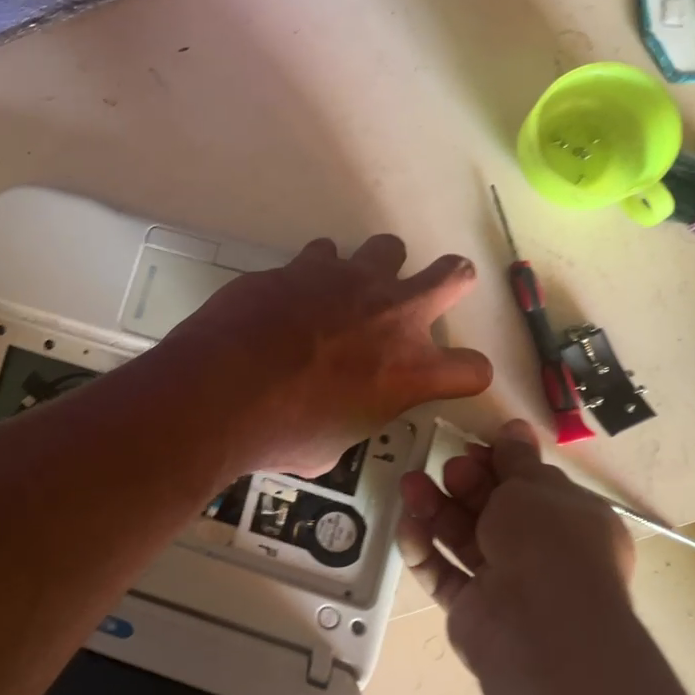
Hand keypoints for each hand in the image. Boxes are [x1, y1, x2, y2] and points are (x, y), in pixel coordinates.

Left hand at [155, 234, 491, 475]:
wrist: (221, 389)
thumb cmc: (281, 433)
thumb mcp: (331, 446)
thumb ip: (350, 418)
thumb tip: (334, 414)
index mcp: (411, 370)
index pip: (472, 368)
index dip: (465, 374)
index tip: (450, 376)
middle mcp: (392, 315)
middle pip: (453, 275)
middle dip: (452, 279)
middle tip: (437, 289)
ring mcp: (347, 280)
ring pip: (387, 248)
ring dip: (378, 266)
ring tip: (352, 287)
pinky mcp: (301, 265)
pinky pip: (323, 253)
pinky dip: (316, 271)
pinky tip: (293, 292)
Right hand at [396, 420, 634, 673]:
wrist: (540, 629)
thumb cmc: (549, 544)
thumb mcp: (535, 487)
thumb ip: (516, 458)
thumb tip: (515, 427)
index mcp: (573, 522)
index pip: (532, 485)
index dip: (499, 464)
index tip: (472, 448)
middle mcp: (543, 553)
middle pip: (492, 509)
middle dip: (464, 484)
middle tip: (448, 471)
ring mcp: (505, 583)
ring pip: (462, 538)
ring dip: (435, 510)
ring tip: (410, 487)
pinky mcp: (471, 607)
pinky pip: (442, 571)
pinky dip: (424, 548)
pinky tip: (408, 526)